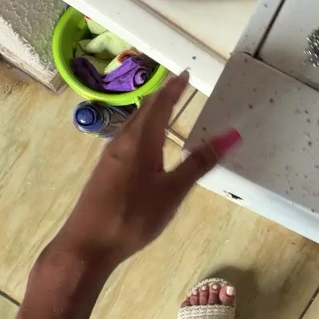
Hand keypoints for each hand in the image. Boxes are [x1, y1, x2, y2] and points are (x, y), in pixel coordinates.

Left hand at [49, 73, 239, 272]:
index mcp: (140, 140)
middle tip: (179, 86)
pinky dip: (143, 130)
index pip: (160, 104)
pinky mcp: (106, 172)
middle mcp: (122, 141)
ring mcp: (110, 157)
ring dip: (151, 113)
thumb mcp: (172, 190)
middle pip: (144, 110)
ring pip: (133, 124)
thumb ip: (200, 163)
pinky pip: (127, 139)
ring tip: (166, 109)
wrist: (87, 244)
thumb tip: (231, 135)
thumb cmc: (133, 215)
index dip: (174, 88)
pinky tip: (147, 144)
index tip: (186, 74)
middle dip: (162, 96)